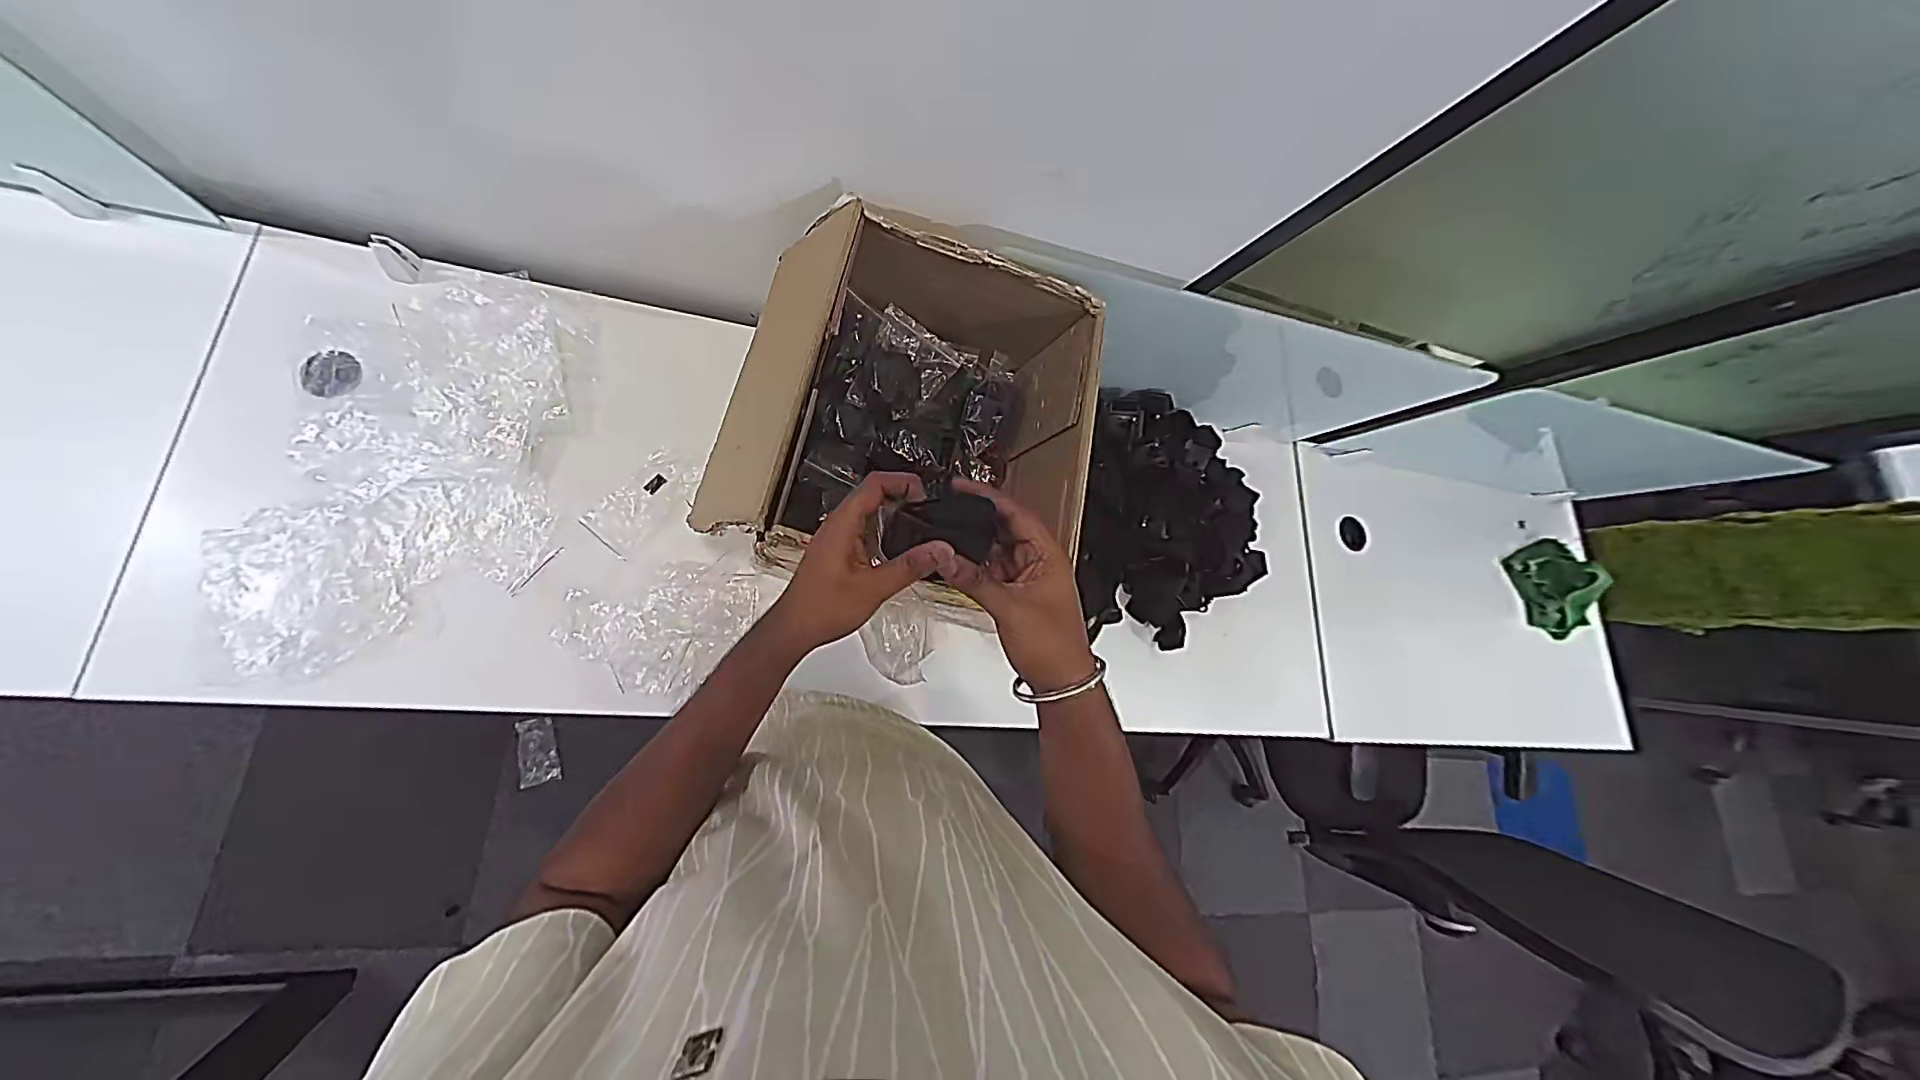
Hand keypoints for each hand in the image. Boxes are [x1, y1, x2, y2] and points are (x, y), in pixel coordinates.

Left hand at [764, 472, 956, 652]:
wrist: (794, 628)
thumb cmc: (820, 608)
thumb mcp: (874, 588)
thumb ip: (910, 567)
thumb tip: (938, 550)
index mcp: (842, 525)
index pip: (875, 484)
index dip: (903, 482)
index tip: (924, 493)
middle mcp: (837, 526)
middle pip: (874, 496)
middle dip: (903, 499)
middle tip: (927, 511)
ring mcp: (837, 538)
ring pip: (870, 515)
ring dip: (895, 518)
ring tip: (919, 530)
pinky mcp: (838, 552)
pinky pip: (865, 533)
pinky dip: (885, 536)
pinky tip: (899, 553)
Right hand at [941, 477, 1098, 691]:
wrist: (1061, 681)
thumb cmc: (1054, 647)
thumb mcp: (1008, 607)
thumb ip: (973, 579)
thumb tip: (947, 558)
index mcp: (1048, 555)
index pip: (1017, 512)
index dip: (989, 497)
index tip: (964, 488)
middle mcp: (1039, 561)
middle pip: (1004, 529)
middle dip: (977, 522)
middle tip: (949, 511)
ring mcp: (1028, 577)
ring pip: (996, 551)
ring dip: (975, 547)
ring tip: (949, 542)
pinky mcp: (1018, 593)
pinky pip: (993, 571)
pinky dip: (977, 568)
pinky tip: (959, 568)